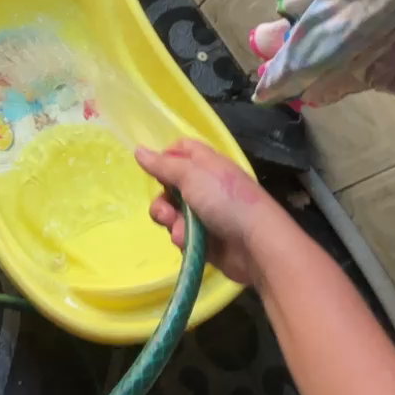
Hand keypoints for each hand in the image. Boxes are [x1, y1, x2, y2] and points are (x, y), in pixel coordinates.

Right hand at [135, 139, 291, 287]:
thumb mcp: (190, 175)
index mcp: (205, 163)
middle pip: (169, 185)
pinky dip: (182, 237)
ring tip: (179, 229)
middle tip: (166, 208)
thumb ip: (162, 165)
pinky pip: (181, 233)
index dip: (165, 158)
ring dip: (169, 220)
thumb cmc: (225, 199)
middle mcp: (204, 185)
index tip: (156, 169)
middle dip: (162, 198)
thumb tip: (138, 149)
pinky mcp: (204, 238)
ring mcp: (205, 212)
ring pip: (171, 212)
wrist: (256, 245)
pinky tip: (189, 242)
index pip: (180, 150)